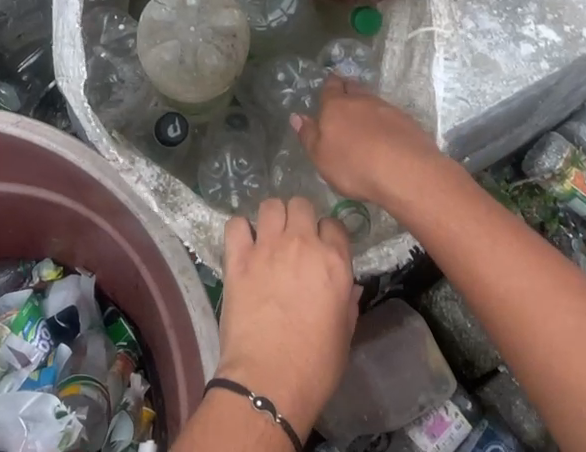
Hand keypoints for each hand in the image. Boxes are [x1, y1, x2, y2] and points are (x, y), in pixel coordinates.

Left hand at [215, 197, 359, 435]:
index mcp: (335, 262)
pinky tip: (243, 244)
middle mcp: (302, 245)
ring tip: (268, 236)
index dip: (327, 233)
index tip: (321, 247)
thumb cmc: (315, 366)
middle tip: (293, 238)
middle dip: (299, 217)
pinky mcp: (238, 258)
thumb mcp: (345, 333)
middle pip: (301, 205)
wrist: (269, 380)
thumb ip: (348, 301)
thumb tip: (349, 286)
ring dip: (271, 217)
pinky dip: (240, 229)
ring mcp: (268, 248)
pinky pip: (236, 224)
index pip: (334, 224)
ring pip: (270, 205)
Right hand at [293, 76, 447, 203]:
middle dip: (347, 89)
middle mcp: (361, 100)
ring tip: (363, 118)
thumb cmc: (354, 166)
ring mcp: (387, 109)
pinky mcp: (407, 121)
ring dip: (366, 105)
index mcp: (336, 106)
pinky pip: (390, 114)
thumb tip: (297, 116)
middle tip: (344, 96)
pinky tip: (385, 134)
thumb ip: (308, 135)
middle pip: (353, 87)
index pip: (330, 87)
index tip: (329, 85)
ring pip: (372, 99)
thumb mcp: (321, 157)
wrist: (406, 171)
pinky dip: (384, 120)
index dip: (329, 85)